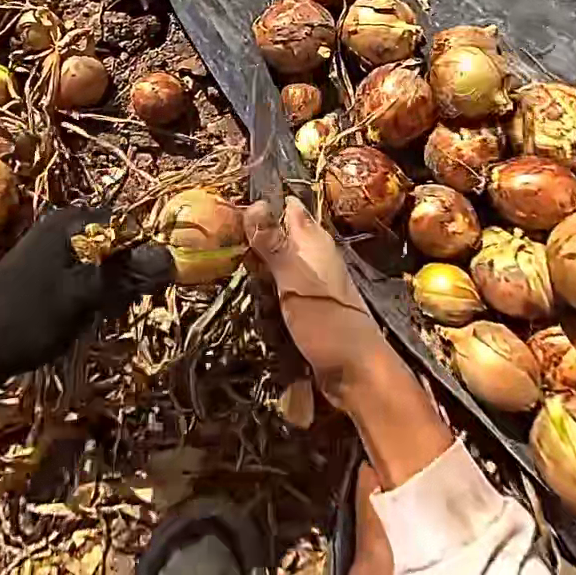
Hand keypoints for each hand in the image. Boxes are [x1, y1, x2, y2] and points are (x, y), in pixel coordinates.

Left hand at [0, 206, 172, 421]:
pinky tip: (86, 318)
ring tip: (103, 316)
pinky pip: (80, 274)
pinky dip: (90, 294)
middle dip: (125, 273)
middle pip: (113, 242)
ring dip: (110, 287)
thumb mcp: (81, 297)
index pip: (125, 225)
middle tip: (123, 306)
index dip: (142, 254)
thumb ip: (125, 274)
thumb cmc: (25, 320)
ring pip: (99, 261)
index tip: (148, 287)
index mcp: (69, 223)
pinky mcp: (40, 272)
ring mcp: (48, 249)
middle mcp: (59, 227)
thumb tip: (170, 257)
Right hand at [243, 196, 452, 486]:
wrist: (356, 373)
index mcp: (314, 241)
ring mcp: (311, 283)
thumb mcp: (294, 278)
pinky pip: (279, 289)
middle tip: (219, 239)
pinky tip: (246, 296)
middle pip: (279, 235)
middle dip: (253, 236)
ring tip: (224, 265)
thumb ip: (274, 242)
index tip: (230, 205)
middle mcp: (314, 256)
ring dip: (256, 266)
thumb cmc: (327, 320)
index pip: (288, 207)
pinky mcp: (307, 308)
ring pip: (277, 263)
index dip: (263, 201)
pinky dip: (264, 290)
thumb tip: (255, 202)